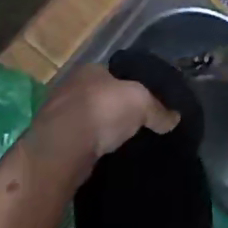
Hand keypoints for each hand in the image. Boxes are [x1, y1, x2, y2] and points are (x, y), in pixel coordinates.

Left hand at [25, 64, 180, 168]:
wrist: (63, 147)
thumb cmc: (102, 111)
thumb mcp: (141, 103)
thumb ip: (158, 109)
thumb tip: (175, 118)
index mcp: (90, 69)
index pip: (113, 74)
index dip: (128, 87)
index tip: (140, 104)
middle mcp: (71, 87)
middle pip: (98, 96)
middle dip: (112, 110)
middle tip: (131, 126)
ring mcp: (58, 115)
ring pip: (85, 120)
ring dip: (98, 131)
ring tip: (117, 145)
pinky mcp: (52, 142)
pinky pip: (76, 142)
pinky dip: (88, 149)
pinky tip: (100, 158)